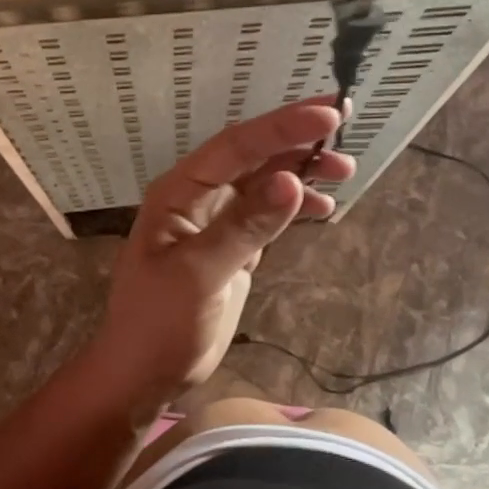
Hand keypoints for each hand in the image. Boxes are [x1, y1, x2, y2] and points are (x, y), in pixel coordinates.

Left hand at [86, 99, 356, 404]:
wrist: (144, 374)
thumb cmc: (159, 323)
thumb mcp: (199, 275)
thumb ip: (244, 228)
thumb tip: (293, 182)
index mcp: (179, 191)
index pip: (236, 146)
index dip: (282, 127)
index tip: (328, 114)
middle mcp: (198, 197)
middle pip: (252, 155)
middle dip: (296, 138)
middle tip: (344, 119)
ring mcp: (215, 222)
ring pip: (263, 182)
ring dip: (302, 171)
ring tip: (345, 167)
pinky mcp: (231, 248)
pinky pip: (267, 214)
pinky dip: (296, 207)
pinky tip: (325, 207)